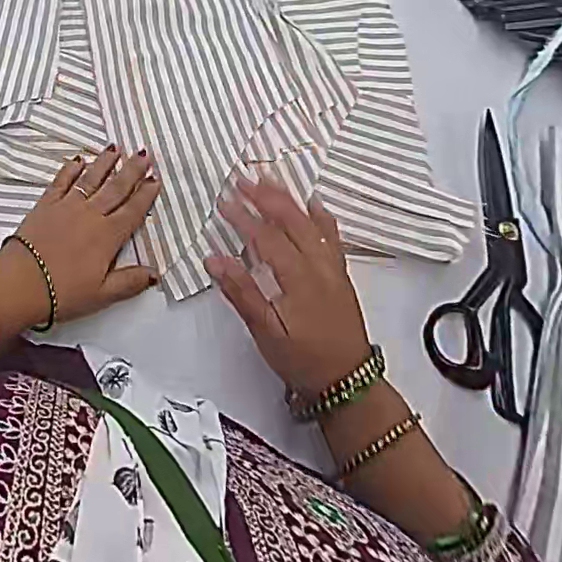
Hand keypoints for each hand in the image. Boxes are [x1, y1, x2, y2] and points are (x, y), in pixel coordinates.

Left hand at [9, 148, 163, 323]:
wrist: (21, 283)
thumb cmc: (60, 292)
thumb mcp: (102, 294)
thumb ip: (130, 281)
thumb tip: (152, 275)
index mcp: (108, 236)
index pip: (133, 210)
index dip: (146, 194)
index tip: (155, 181)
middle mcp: (90, 215)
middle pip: (117, 188)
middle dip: (133, 170)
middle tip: (144, 155)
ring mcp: (67, 207)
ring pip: (92, 179)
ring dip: (105, 163)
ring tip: (115, 149)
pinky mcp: (46, 205)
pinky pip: (62, 181)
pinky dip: (71, 169)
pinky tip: (78, 161)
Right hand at [207, 175, 371, 396]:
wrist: (347, 381)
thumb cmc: (304, 360)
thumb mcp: (266, 331)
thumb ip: (241, 292)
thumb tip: (214, 260)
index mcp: (298, 278)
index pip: (266, 237)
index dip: (244, 217)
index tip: (224, 202)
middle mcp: (319, 266)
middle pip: (291, 220)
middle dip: (265, 197)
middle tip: (243, 180)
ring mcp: (333, 268)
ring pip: (311, 223)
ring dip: (289, 199)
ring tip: (271, 180)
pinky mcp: (340, 274)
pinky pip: (331, 235)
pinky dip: (320, 215)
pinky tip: (314, 204)